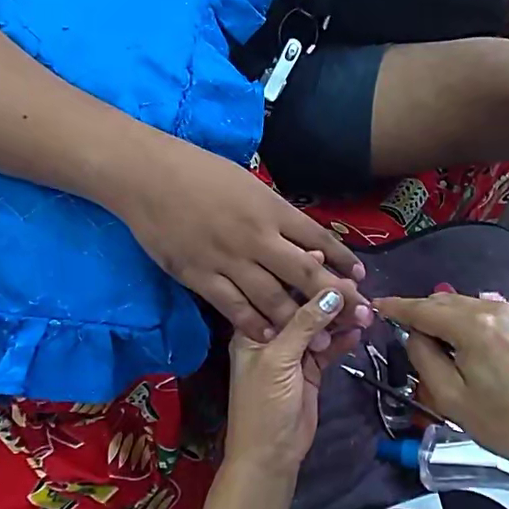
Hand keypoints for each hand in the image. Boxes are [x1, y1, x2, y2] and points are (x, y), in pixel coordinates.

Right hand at [119, 138, 369, 340]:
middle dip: (336, 297)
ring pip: (273, 297)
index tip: (360, 276)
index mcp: (272, 209)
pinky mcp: (201, 277)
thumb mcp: (247, 182)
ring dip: (301, 320)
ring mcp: (229, 260)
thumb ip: (273, 210)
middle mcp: (258, 237)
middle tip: (359, 317)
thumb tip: (297, 230)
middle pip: (306, 273)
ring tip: (324, 339)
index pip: (319, 238)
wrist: (147, 175)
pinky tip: (272, 336)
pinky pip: (233, 307)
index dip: (343, 260)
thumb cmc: (197, 170)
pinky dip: (255, 323)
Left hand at [226, 288, 361, 471]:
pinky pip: (329, 346)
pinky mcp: (311, 369)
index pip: (277, 292)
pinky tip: (358, 331)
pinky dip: (343, 339)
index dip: (298, 275)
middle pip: (303, 306)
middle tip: (355, 288)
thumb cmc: (262, 404)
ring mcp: (294, 352)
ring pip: (320, 326)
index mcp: (253, 328)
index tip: (325, 259)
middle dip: (328, 297)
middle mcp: (273, 334)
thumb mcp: (279, 360)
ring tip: (364, 311)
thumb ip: (304, 324)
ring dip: (341, 318)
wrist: (270, 454)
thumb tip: (332, 292)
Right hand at [373, 292, 508, 479]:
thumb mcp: (448, 396)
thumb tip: (415, 334)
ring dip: (444, 317)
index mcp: (474, 326)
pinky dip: (466, 320)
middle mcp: (494, 308)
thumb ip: (423, 356)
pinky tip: (463, 343)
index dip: (397, 307)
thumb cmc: (500, 422)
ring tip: (435, 344)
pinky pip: (484, 311)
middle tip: (404, 333)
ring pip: (464, 304)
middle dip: (421, 313)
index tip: (377, 305)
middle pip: (444, 301)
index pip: (424, 309)